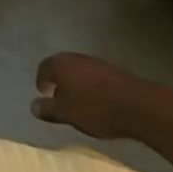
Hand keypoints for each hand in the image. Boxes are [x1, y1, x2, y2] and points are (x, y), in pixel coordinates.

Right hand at [32, 52, 155, 139]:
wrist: (139, 106)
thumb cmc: (95, 108)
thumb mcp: (66, 113)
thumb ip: (47, 109)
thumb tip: (32, 106)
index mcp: (59, 64)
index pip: (43, 69)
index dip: (41, 82)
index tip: (45, 96)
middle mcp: (75, 57)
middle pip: (61, 67)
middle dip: (59, 82)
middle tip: (60, 98)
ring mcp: (96, 62)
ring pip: (79, 71)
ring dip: (77, 84)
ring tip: (81, 102)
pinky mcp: (115, 71)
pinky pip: (96, 77)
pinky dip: (92, 87)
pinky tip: (99, 101)